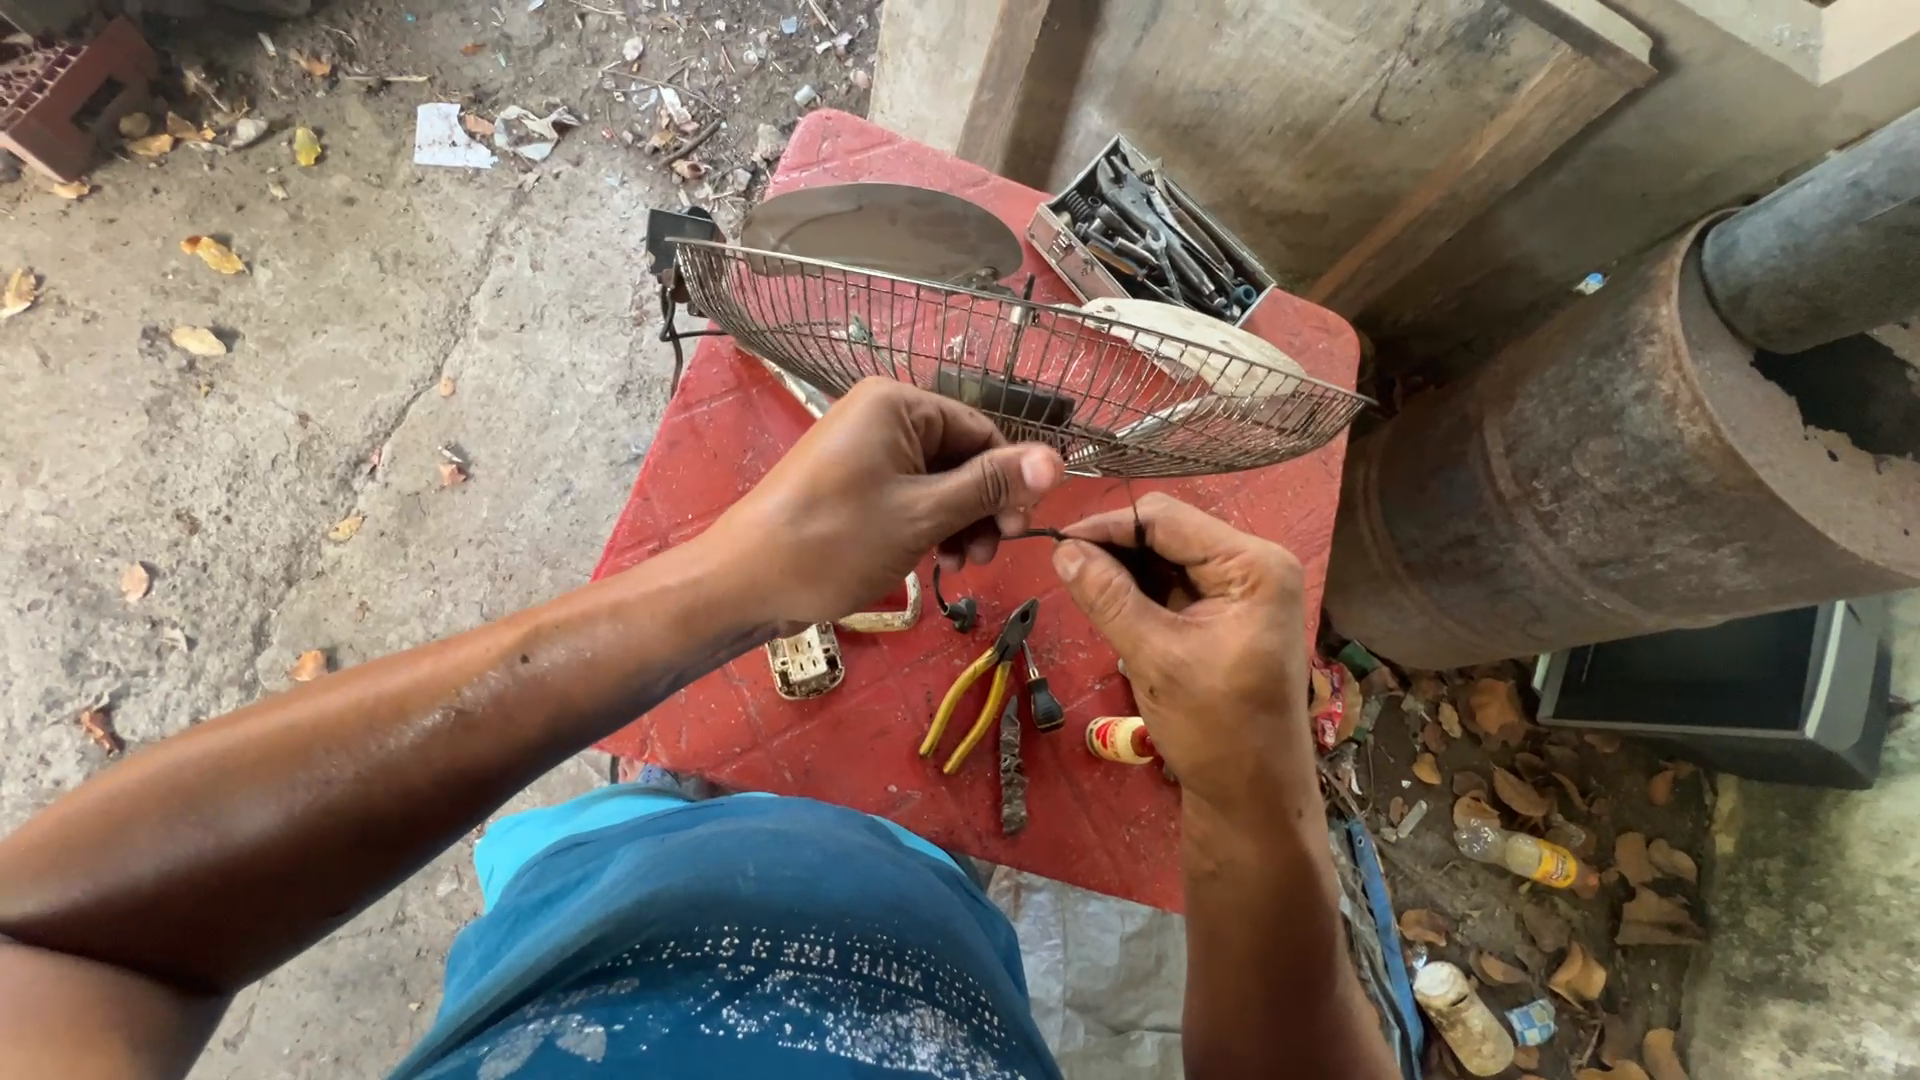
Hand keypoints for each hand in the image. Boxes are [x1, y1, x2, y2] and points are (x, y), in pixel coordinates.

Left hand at [703, 378, 1064, 626]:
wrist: (746, 582)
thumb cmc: (835, 542)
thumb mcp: (923, 514)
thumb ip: (990, 486)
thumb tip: (1057, 460)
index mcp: (899, 405)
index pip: (982, 431)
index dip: (1010, 481)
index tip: (1019, 532)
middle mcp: (883, 417)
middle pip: (962, 457)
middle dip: (981, 508)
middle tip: (985, 556)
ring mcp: (866, 451)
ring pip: (939, 482)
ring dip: (959, 523)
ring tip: (957, 565)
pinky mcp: (855, 483)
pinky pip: (910, 496)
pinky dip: (929, 527)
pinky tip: (934, 560)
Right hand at [1051, 494, 1313, 816]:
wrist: (1251, 794)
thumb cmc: (1215, 728)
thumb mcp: (1155, 657)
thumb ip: (1108, 597)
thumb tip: (1062, 550)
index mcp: (1253, 565)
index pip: (1166, 519)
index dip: (1107, 525)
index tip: (1056, 542)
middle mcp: (1252, 564)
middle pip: (1168, 532)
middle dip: (1114, 546)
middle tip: (1063, 565)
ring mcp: (1239, 587)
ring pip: (1165, 555)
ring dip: (1122, 567)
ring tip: (1078, 582)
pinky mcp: (1224, 609)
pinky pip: (1171, 582)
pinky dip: (1136, 588)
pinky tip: (1105, 598)